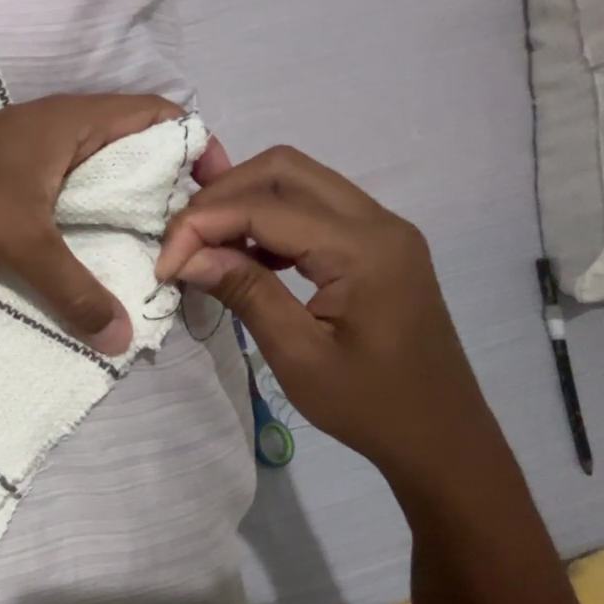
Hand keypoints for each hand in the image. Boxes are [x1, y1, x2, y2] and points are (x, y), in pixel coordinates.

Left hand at [0, 94, 198, 354]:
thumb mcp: (22, 246)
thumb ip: (74, 290)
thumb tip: (121, 337)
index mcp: (73, 120)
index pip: (159, 114)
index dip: (196, 146)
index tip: (215, 192)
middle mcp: (54, 121)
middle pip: (132, 139)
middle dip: (162, 179)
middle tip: (184, 228)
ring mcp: (26, 142)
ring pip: (94, 160)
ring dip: (120, 192)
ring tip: (144, 240)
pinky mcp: (4, 167)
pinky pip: (63, 176)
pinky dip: (83, 201)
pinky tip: (86, 239)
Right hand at [153, 145, 492, 475]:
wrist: (440, 435)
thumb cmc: (369, 404)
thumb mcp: (297, 355)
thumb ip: (246, 293)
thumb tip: (188, 256)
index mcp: (362, 249)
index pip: (265, 206)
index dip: (202, 225)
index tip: (163, 266)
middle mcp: (377, 222)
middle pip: (284, 169)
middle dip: (220, 195)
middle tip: (180, 242)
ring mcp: (380, 230)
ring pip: (298, 181)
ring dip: (242, 202)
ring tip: (202, 246)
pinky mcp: (375, 246)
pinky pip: (312, 207)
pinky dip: (267, 218)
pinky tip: (243, 256)